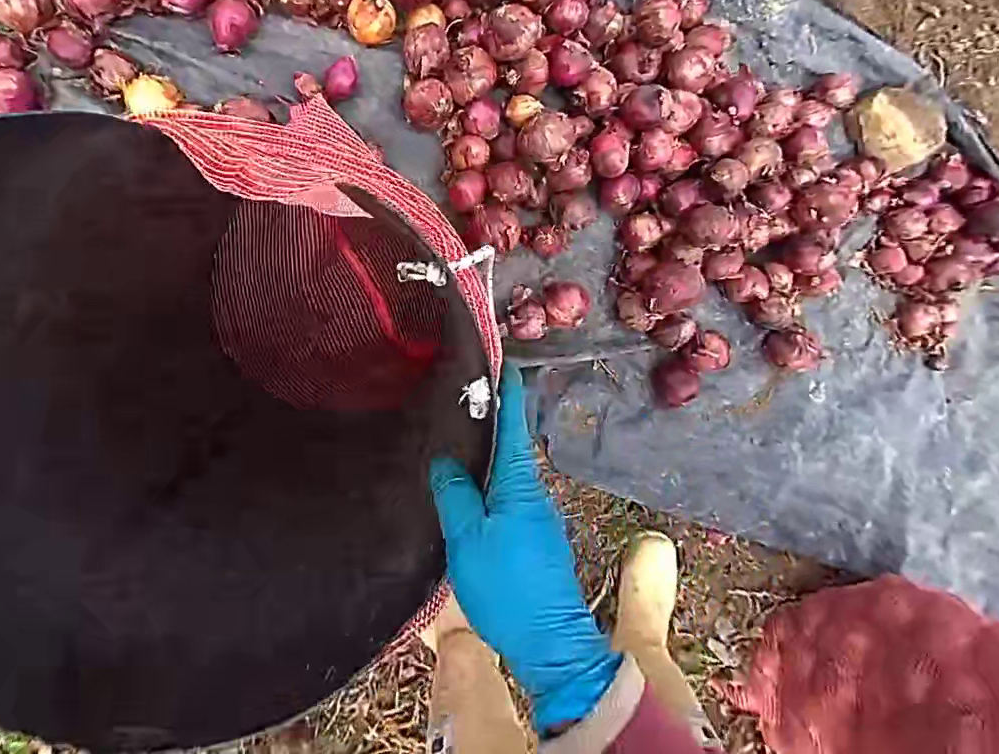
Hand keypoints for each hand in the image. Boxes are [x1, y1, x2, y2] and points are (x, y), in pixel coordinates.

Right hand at [429, 367, 620, 733]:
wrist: (552, 641)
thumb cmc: (508, 586)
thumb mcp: (469, 540)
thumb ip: (456, 496)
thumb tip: (446, 460)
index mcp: (517, 479)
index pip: (514, 420)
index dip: (507, 388)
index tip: (499, 357)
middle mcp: (531, 487)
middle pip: (509, 442)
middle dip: (490, 417)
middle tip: (459, 397)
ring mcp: (535, 511)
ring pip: (505, 470)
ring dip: (485, 452)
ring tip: (453, 440)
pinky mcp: (532, 533)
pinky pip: (506, 494)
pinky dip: (488, 481)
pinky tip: (467, 489)